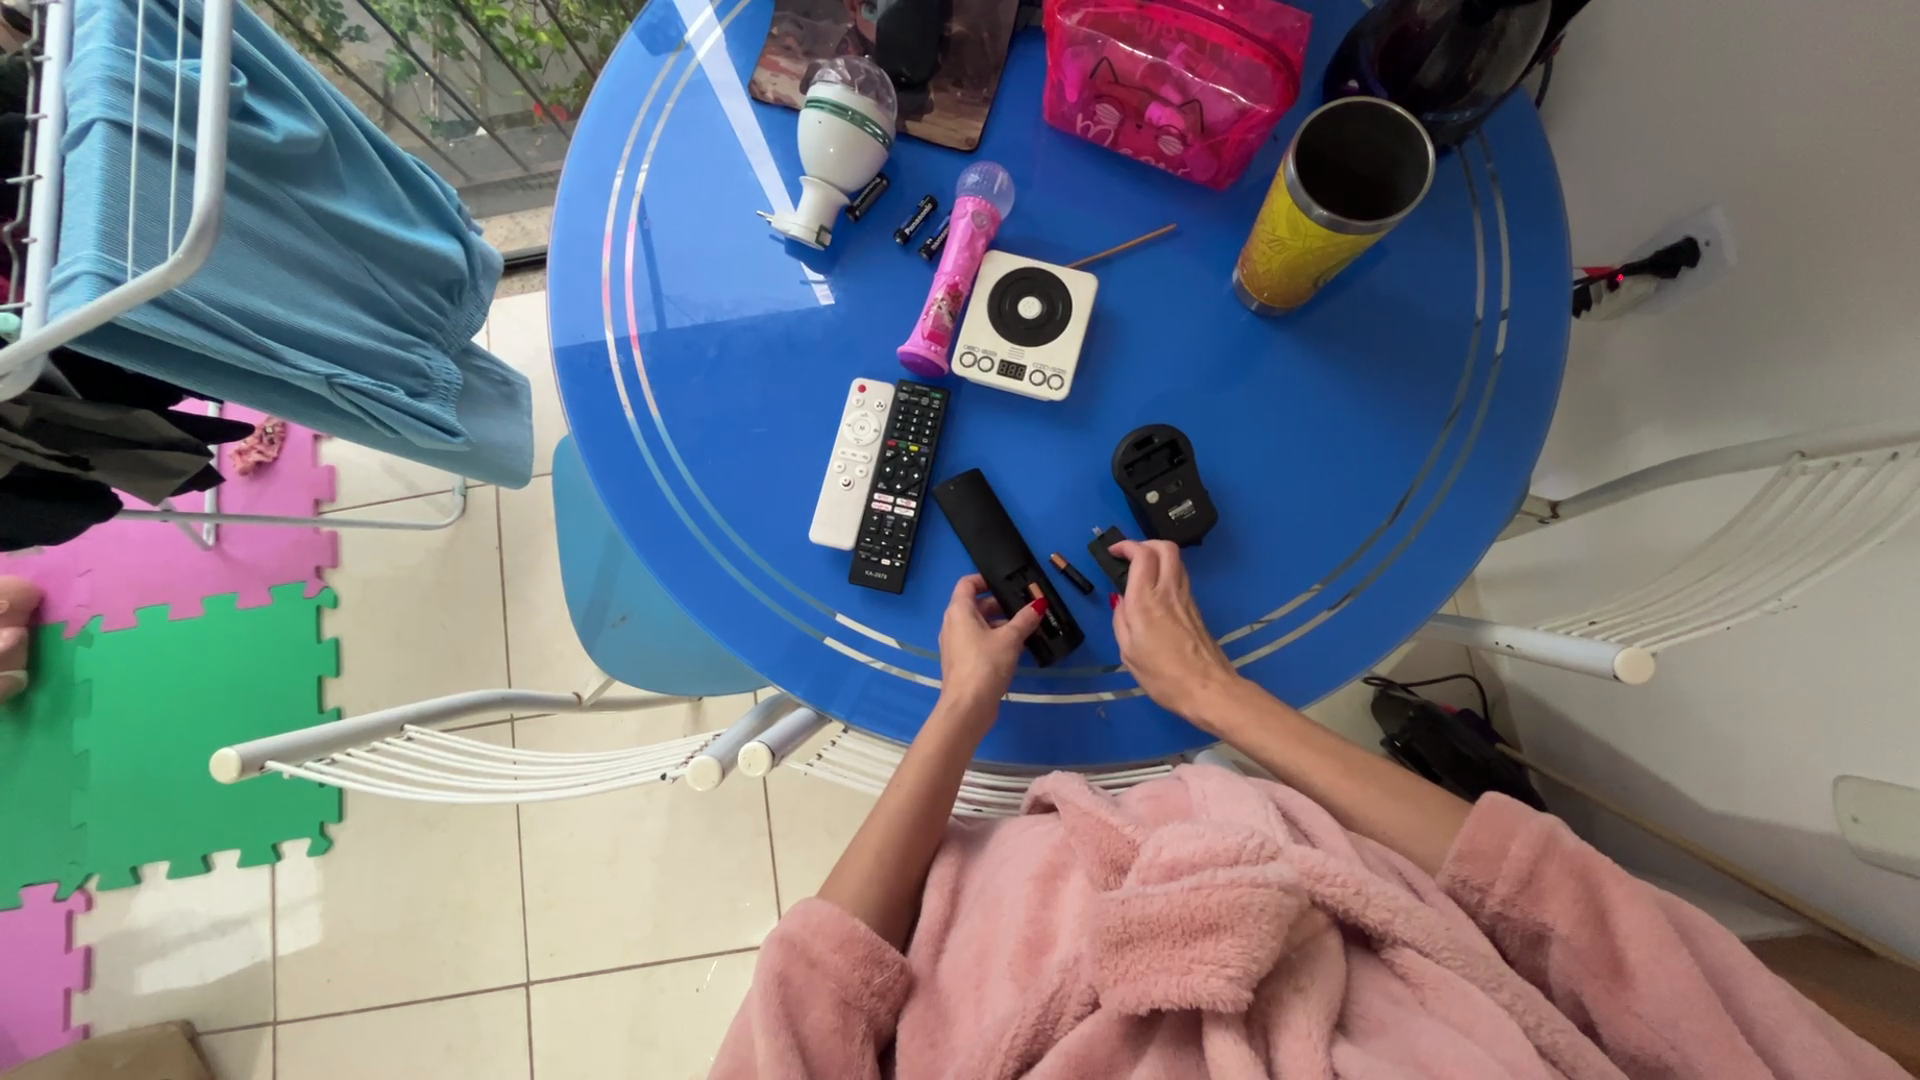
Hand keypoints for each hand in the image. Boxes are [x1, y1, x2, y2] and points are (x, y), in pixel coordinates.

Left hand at [937, 574, 1043, 720]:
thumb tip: (1039, 604)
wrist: (967, 707)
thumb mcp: (1010, 639)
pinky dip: (996, 640)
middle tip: (1025, 607)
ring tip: (1027, 628)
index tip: (1006, 583)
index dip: (985, 579)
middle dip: (1000, 605)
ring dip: (1001, 625)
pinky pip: (979, 642)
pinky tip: (1017, 649)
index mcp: (959, 611)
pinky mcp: (963, 662)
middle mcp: (953, 624)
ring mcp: (956, 644)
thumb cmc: (985, 665)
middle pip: (976, 605)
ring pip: (979, 625)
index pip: (967, 583)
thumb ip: (1024, 619)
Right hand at [1109, 540, 1243, 729]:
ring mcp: (1186, 598)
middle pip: (1166, 548)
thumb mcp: (1128, 652)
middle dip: (1146, 543)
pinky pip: (1181, 578)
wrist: (1207, 689)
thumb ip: (1121, 621)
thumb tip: (1121, 602)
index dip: (1127, 545)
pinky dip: (1167, 574)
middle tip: (1131, 555)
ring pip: (1177, 561)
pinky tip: (1157, 591)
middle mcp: (1168, 592)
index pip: (1142, 555)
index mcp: (1145, 601)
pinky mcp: (1196, 609)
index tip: (1114, 552)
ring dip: (1159, 557)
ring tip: (1144, 571)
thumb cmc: (1162, 676)